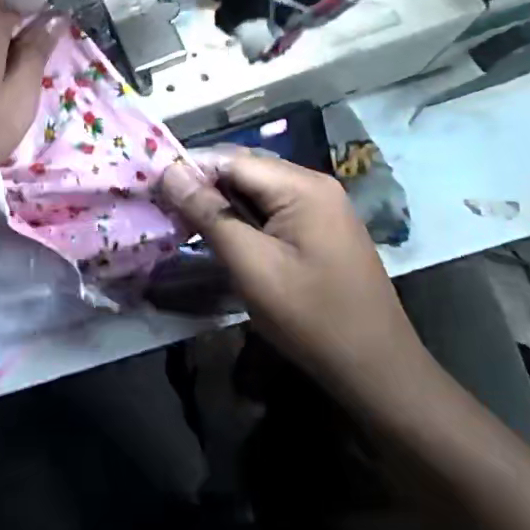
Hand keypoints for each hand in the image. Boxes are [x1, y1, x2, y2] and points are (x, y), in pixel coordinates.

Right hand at [158, 150, 423, 393]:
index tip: (152, 188)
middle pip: (245, 172)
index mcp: (302, 186)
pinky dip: (243, 220)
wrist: (377, 370)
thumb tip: (170, 172)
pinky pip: (273, 211)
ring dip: (221, 205)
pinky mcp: (321, 230)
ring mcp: (322, 207)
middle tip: (162, 209)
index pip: (232, 160)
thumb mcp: (252, 266)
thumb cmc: (311, 317)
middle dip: (203, 187)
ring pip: (257, 192)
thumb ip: (209, 214)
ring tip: (183, 224)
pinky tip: (221, 238)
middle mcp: (314, 185)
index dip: (189, 170)